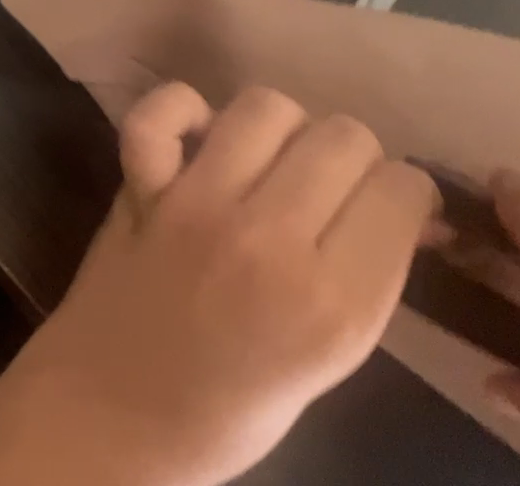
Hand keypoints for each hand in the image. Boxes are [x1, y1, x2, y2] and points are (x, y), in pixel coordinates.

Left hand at [1, 83, 438, 484]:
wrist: (111, 412)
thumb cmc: (230, 406)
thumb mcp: (330, 358)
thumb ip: (367, 276)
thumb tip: (408, 211)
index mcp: (335, 302)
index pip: (401, 188)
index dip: (401, 195)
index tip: (382, 210)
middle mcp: (270, 239)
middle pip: (343, 136)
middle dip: (349, 159)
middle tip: (323, 191)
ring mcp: (197, 204)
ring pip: (267, 107)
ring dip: (280, 129)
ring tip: (267, 164)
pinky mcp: (140, 187)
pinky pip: (163, 112)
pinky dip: (181, 110)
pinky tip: (194, 140)